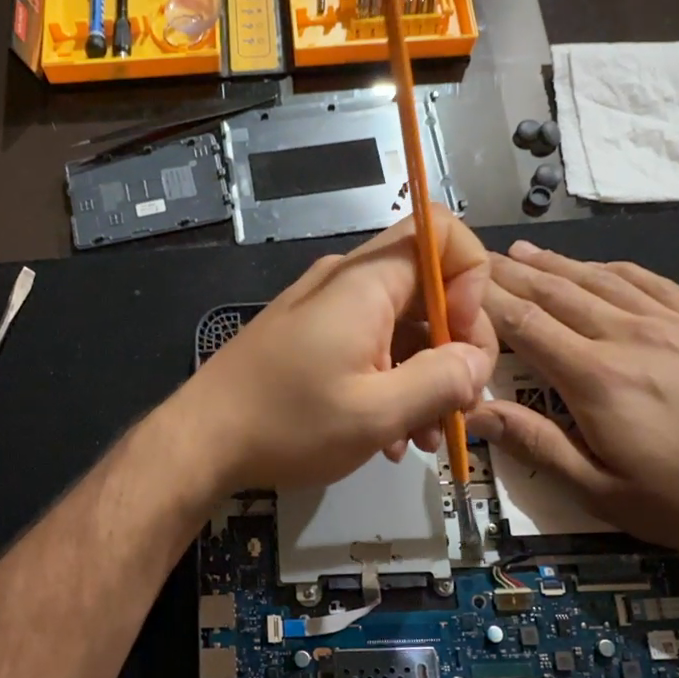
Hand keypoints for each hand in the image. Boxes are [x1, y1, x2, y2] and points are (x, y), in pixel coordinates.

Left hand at [173, 208, 498, 492]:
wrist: (201, 441)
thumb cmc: (287, 423)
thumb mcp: (376, 413)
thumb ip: (441, 381)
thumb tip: (477, 362)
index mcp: (365, 284)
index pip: (443, 236)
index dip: (472, 283)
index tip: (465, 345)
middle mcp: (345, 284)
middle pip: (428, 288)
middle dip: (455, 348)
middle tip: (459, 408)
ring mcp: (324, 312)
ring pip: (401, 326)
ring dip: (424, 378)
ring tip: (425, 438)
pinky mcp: (309, 340)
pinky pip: (369, 347)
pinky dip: (390, 385)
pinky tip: (390, 438)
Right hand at [468, 240, 678, 555]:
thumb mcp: (602, 492)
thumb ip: (538, 445)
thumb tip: (476, 412)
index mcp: (595, 378)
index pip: (525, 325)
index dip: (485, 301)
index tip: (455, 284)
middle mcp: (625, 336)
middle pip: (554, 293)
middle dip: (509, 273)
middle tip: (474, 256)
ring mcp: (668, 324)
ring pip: (597, 281)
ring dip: (553, 263)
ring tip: (519, 251)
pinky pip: (648, 282)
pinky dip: (612, 268)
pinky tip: (596, 266)